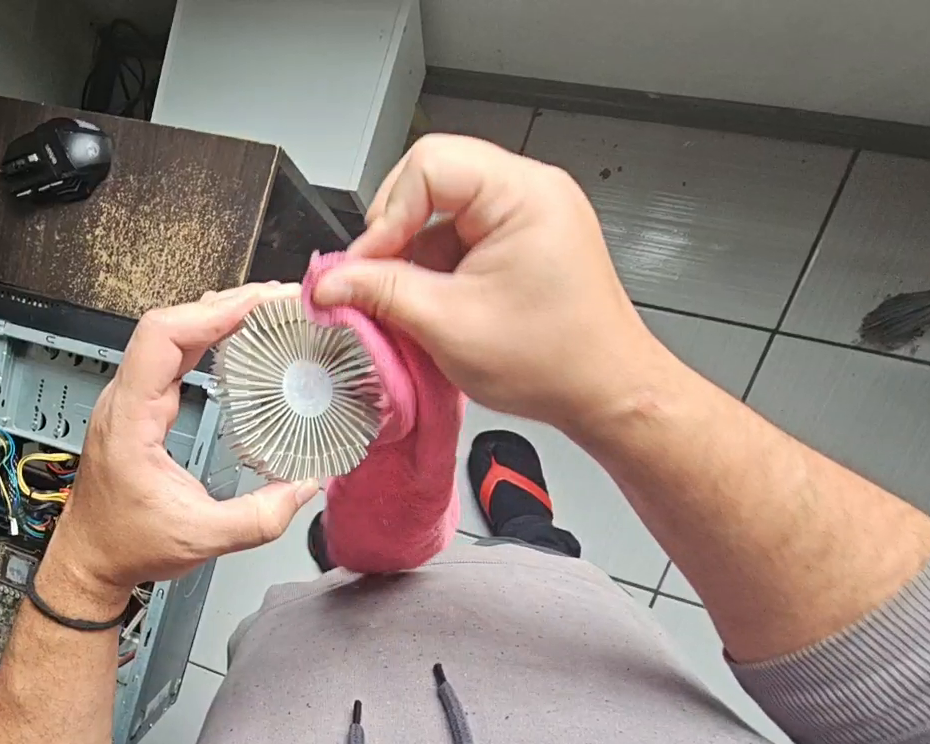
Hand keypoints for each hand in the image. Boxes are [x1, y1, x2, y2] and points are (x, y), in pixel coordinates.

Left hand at [42, 285, 319, 611]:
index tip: (256, 304)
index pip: (160, 338)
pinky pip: (169, 357)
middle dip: (225, 306)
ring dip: (215, 318)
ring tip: (265, 313)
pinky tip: (235, 341)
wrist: (90, 558)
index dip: (210, 312)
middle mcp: (123, 402)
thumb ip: (258, 518)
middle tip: (278, 303)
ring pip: (168, 337)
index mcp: (130, 422)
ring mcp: (128, 403)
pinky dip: (205, 340)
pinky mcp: (138, 410)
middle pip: (169, 325)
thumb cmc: (123, 545)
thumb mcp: (200, 538)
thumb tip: (303, 489)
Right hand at [310, 134, 681, 439]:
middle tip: (375, 285)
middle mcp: (526, 193)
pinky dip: (428, 275)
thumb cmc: (549, 360)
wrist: (601, 391)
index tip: (364, 271)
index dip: (385, 218)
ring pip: (433, 217)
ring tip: (408, 308)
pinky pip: (451, 242)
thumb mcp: (447, 325)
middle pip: (428, 184)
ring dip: (408, 261)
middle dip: (392, 237)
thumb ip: (381, 294)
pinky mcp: (514, 245)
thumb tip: (328, 283)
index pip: (428, 166)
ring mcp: (521, 218)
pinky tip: (430, 310)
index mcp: (522, 194)